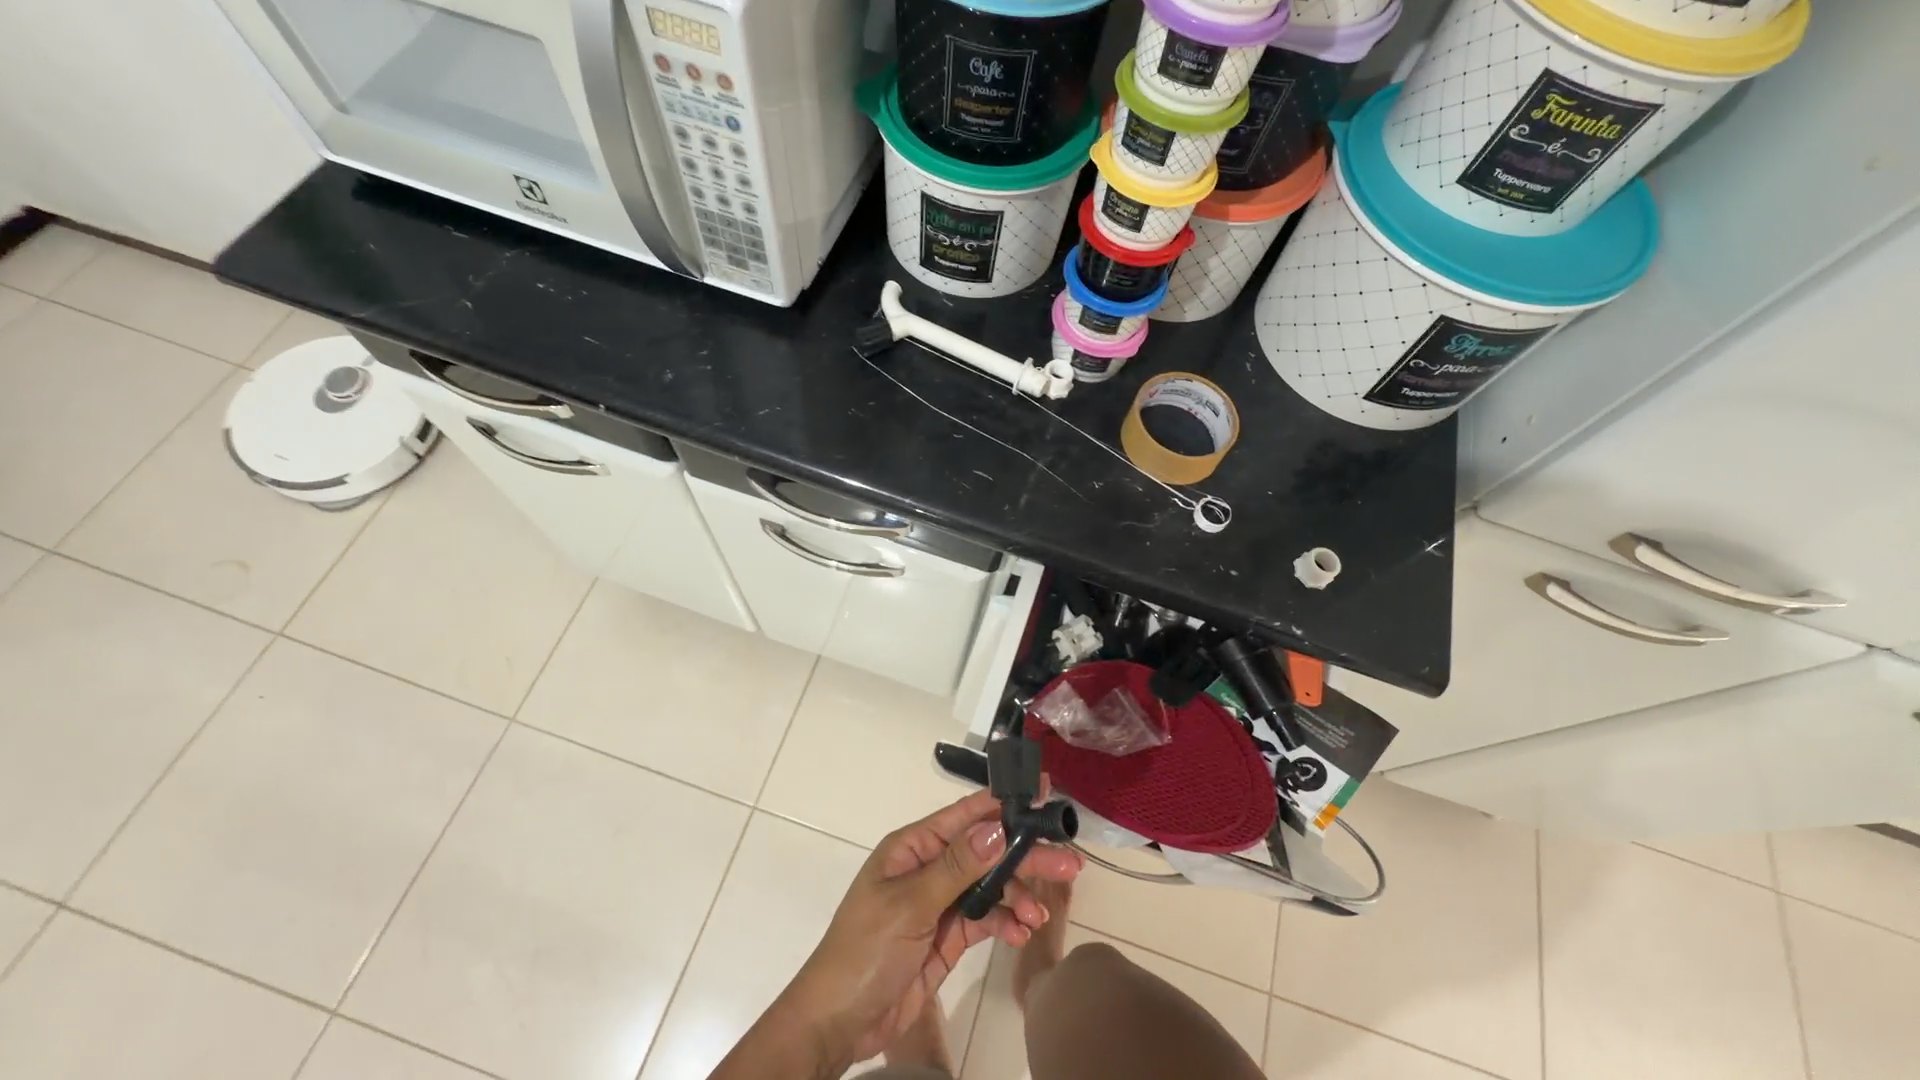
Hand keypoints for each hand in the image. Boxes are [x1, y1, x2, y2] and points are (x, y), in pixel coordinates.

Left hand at [781, 789, 1082, 1065]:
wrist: (841, 1021)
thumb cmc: (865, 951)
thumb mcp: (910, 904)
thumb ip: (957, 867)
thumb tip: (998, 826)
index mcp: (912, 847)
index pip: (965, 816)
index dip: (1004, 804)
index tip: (1045, 794)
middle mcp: (929, 868)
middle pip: (986, 852)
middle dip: (1025, 856)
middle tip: (1069, 865)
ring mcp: (940, 903)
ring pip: (991, 886)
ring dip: (1019, 896)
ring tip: (1039, 916)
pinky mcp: (949, 936)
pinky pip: (986, 919)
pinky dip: (1007, 923)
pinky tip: (1022, 933)